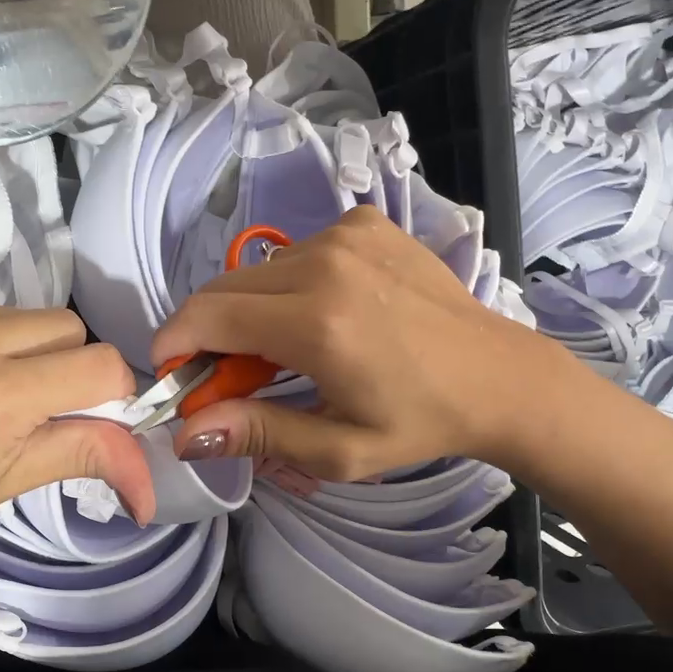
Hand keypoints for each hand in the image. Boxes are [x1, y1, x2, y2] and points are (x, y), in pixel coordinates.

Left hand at [0, 302, 153, 613]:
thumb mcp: (19, 479)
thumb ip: (93, 456)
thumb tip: (153, 489)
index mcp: (0, 396)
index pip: (103, 365)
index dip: (114, 394)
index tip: (95, 420)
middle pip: (74, 330)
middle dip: (75, 369)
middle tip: (45, 411)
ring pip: (40, 317)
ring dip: (42, 351)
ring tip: (8, 392)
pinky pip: (0, 311)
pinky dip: (6, 340)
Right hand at [151, 205, 570, 480]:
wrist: (500, 377)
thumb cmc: (419, 422)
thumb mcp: (337, 448)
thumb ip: (256, 433)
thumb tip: (184, 434)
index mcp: (318, 323)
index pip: (208, 317)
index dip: (175, 343)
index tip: (171, 372)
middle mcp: (326, 263)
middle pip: (222, 290)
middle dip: (206, 332)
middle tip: (224, 376)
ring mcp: (347, 234)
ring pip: (256, 272)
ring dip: (248, 311)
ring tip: (280, 350)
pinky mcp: (365, 223)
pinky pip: (295, 252)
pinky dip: (287, 286)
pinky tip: (320, 314)